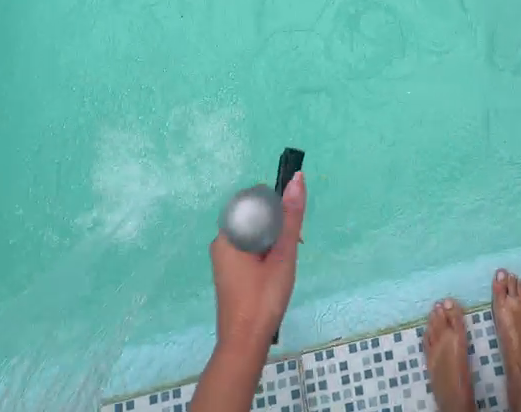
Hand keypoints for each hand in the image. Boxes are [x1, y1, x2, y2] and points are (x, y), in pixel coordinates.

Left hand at [209, 171, 307, 352]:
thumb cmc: (263, 297)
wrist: (245, 343)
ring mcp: (224, 257)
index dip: (278, 209)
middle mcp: (222, 241)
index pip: (256, 199)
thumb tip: (297, 178)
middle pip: (256, 215)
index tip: (290, 232)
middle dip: (278, 226)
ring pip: (255, 232)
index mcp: (229, 233)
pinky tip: (275, 270)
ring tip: (284, 262)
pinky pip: (250, 247)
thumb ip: (291, 216)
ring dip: (274, 240)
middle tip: (290, 250)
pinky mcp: (230, 270)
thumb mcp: (283, 254)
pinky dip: (266, 252)